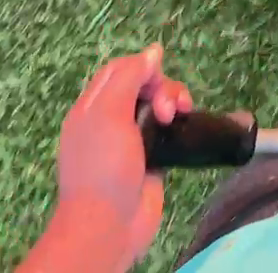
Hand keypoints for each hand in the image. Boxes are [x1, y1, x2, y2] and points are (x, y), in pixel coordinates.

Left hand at [52, 44, 192, 265]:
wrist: (108, 226)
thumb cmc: (104, 166)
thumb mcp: (109, 113)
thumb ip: (130, 77)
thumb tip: (153, 50)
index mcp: (92, 107)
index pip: (118, 70)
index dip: (141, 67)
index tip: (156, 78)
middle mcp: (111, 120)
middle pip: (142, 84)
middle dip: (160, 87)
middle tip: (167, 109)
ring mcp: (132, 139)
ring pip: (158, 104)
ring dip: (172, 101)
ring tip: (178, 116)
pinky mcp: (152, 157)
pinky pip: (168, 129)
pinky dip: (178, 123)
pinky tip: (185, 125)